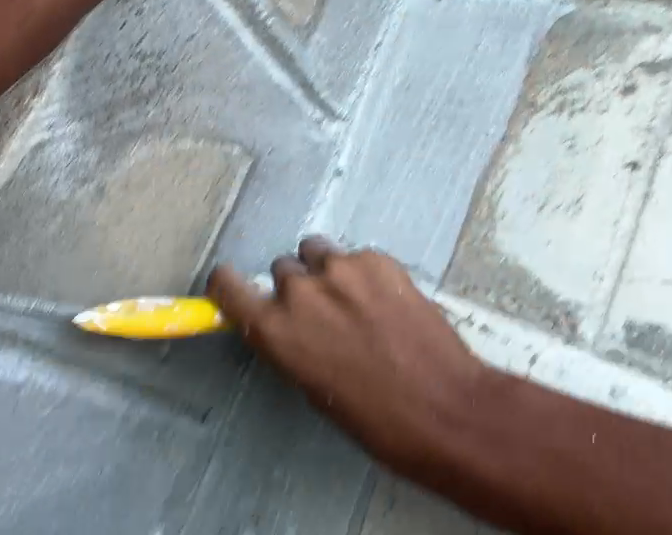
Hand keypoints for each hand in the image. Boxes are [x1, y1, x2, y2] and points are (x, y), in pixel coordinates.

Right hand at [208, 237, 488, 474]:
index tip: (237, 287)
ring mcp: (339, 269)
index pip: (226, 284)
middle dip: (299, 287)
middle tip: (326, 314)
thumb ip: (288, 341)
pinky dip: (367, 275)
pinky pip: (358, 257)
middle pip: (282, 269)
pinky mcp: (376, 259)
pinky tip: (389, 302)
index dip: (230, 284)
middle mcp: (298, 291)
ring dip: (329, 272)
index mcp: (274, 330)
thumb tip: (286, 322)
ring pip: (318, 253)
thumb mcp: (311, 385)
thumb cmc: (376, 418)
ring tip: (357, 301)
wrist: (445, 409)